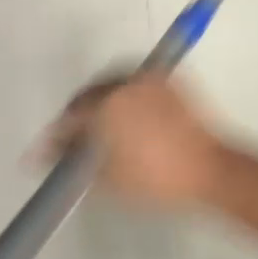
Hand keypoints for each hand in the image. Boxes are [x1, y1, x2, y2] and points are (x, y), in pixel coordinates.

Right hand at [45, 73, 229, 207]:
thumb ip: (77, 158)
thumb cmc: (158, 179)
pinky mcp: (171, 81)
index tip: (48, 150)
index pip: (70, 117)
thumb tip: (57, 149)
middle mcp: (126, 84)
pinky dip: (127, 93)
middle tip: (74, 135)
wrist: (210, 169)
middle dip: (78, 113)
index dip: (56, 135)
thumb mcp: (110, 179)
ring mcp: (150, 79)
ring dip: (101, 99)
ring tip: (100, 122)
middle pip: (90, 94)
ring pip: (114, 83)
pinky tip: (128, 111)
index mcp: (107, 106)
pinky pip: (139, 81)